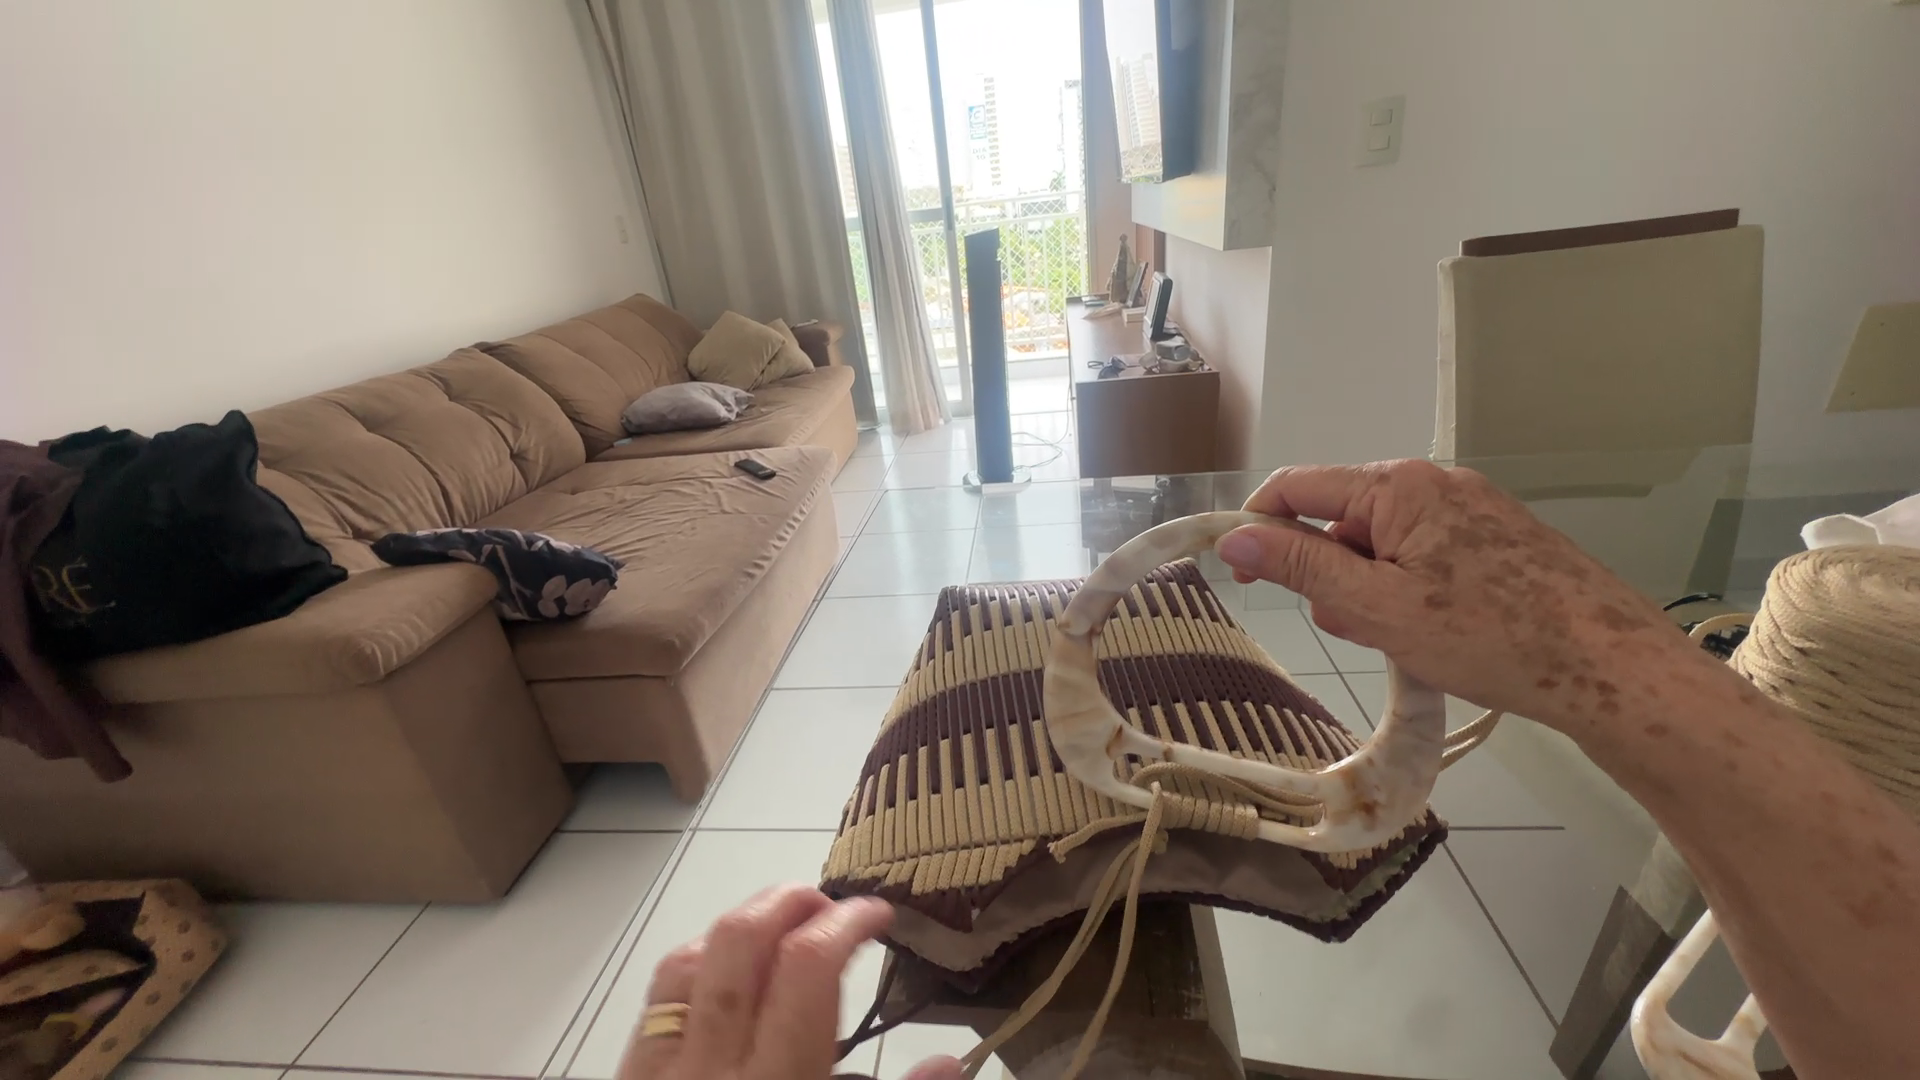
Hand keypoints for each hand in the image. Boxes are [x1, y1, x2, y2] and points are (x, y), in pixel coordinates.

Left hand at [619, 884, 961, 1079]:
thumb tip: (950, 1063)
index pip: (807, 968)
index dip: (847, 920)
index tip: (880, 913)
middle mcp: (709, 1072)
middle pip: (740, 941)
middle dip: (793, 900)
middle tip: (832, 906)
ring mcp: (657, 1077)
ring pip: (690, 960)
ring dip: (743, 924)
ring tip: (785, 926)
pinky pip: (658, 1000)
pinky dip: (699, 963)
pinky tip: (727, 974)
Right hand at [1214, 460, 1723, 735]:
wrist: (1617, 674)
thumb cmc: (1489, 638)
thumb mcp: (1374, 606)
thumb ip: (1298, 565)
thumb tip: (1230, 536)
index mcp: (1398, 486)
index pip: (1295, 487)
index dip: (1255, 526)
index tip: (1242, 577)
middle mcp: (1431, 482)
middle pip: (1338, 517)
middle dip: (1324, 571)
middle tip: (1349, 625)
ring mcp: (1467, 509)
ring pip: (1376, 542)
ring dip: (1364, 587)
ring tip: (1397, 636)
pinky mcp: (1492, 538)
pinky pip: (1416, 554)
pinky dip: (1401, 588)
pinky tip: (1428, 629)